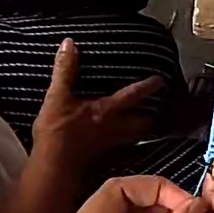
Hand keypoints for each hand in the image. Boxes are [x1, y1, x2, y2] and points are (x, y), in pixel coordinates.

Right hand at [30, 39, 164, 172]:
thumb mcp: (57, 96)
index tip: (161, 80)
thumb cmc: (57, 134)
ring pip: (133, 138)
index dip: (147, 86)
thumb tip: (70, 44)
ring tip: (146, 127)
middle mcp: (113, 129)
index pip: (133, 95)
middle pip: (142, 124)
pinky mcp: (102, 159)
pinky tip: (120, 143)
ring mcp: (109, 146)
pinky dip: (124, 145)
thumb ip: (65, 70)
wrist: (52, 168)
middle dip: (153, 118)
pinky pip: (120, 150)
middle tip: (161, 112)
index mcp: (106, 111)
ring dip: (141, 132)